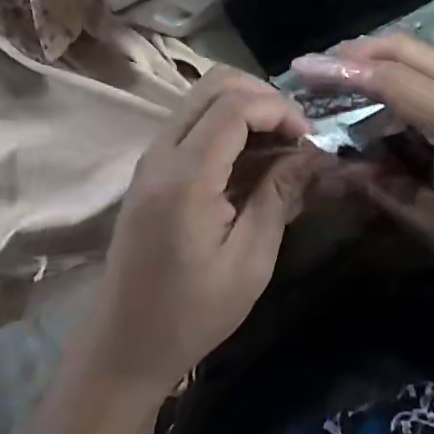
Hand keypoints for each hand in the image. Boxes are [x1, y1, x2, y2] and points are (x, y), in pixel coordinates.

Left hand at [81, 69, 325, 397]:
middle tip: (296, 133)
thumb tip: (312, 154)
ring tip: (281, 145)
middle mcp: (160, 154)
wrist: (122, 348)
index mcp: (184, 177)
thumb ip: (279, 196)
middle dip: (264, 96)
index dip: (280, 110)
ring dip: (246, 108)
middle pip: (214, 85)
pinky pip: (192, 123)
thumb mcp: (250, 261)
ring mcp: (150, 159)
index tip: (311, 139)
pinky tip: (253, 159)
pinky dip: (228, 124)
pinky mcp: (150, 171)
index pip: (235, 106)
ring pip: (202, 99)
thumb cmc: (190, 314)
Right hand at [292, 34, 433, 315]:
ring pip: (426, 61)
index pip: (388, 77)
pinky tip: (392, 118)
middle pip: (407, 50)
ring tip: (346, 98)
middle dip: (358, 54)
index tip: (298, 67)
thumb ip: (382, 187)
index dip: (339, 70)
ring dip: (384, 71)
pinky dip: (410, 88)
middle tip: (317, 74)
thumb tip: (340, 166)